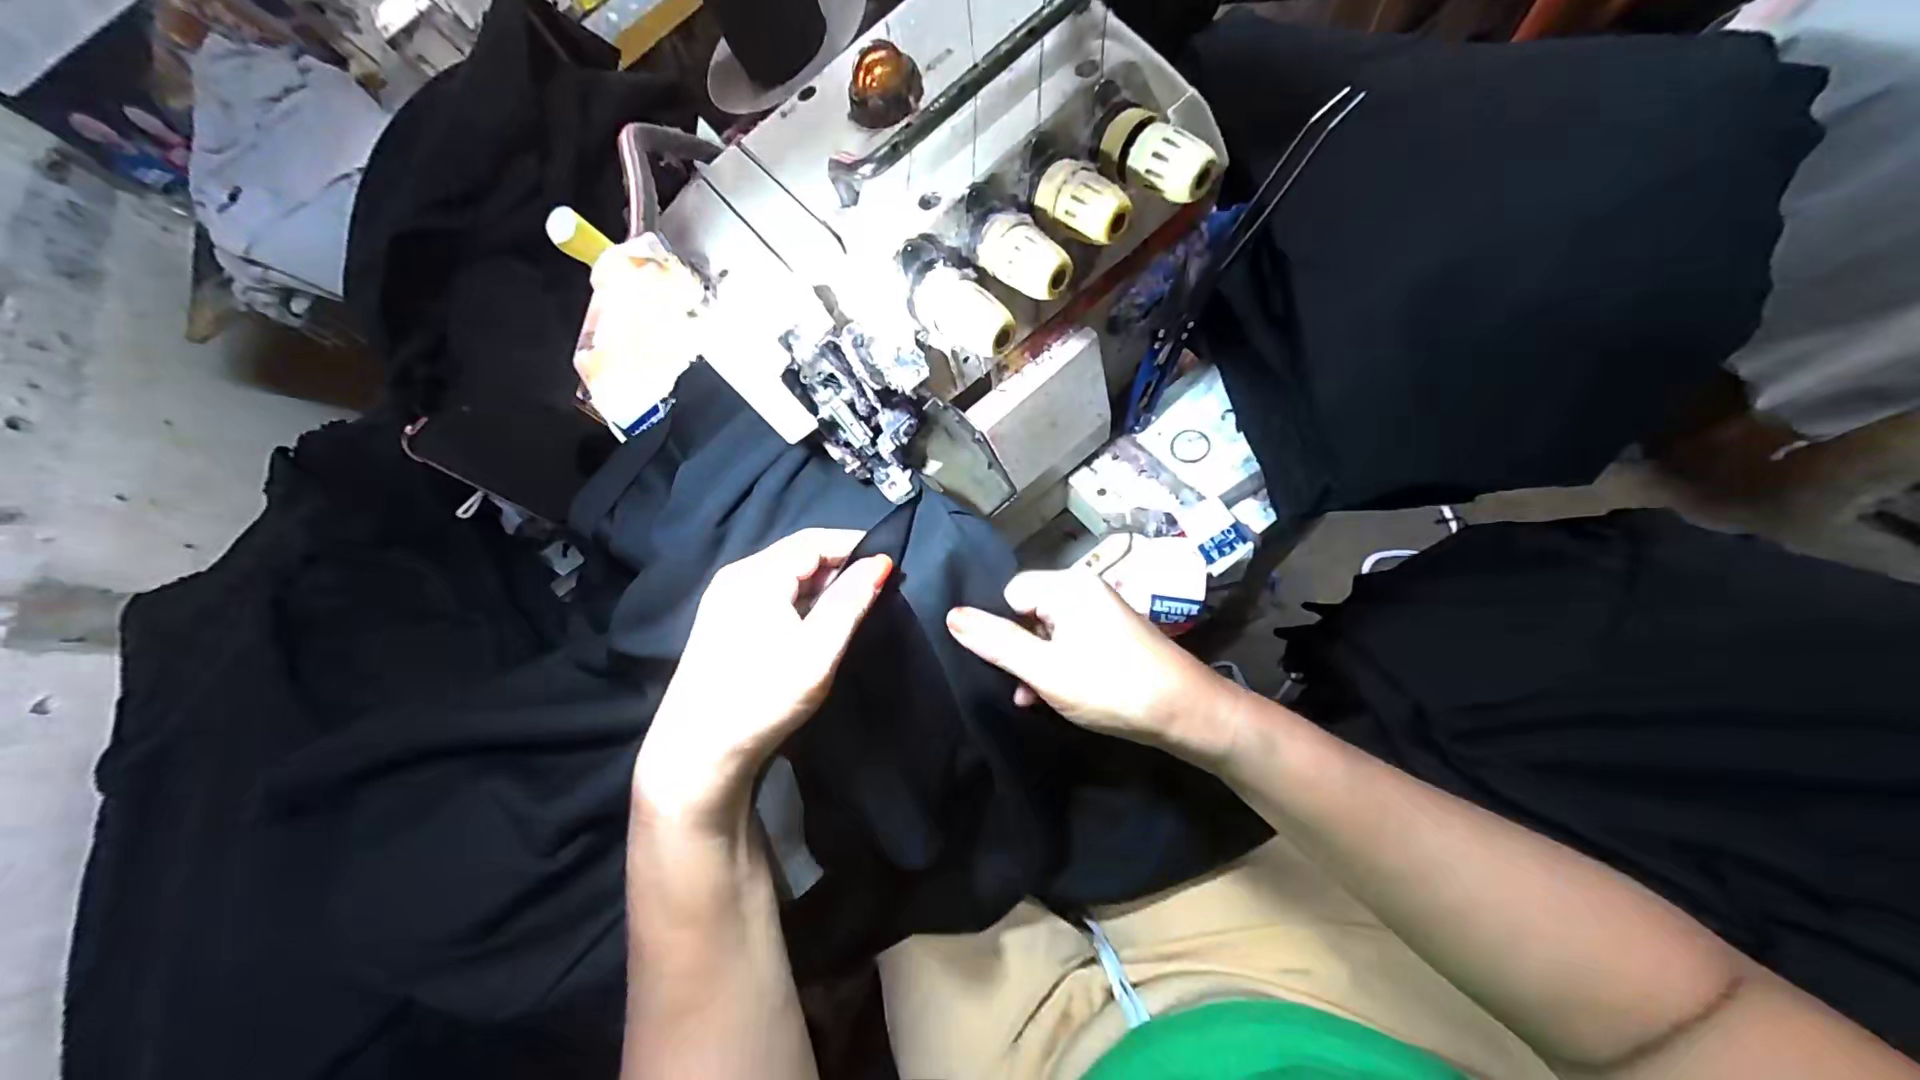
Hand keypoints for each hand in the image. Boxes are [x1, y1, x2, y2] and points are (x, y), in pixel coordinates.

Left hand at [632, 529, 891, 831]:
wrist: (699, 751)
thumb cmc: (764, 697)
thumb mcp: (819, 650)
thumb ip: (851, 601)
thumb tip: (879, 562)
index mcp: (756, 576)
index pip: (815, 541)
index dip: (854, 545)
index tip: (889, 563)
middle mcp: (736, 576)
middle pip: (797, 553)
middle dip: (840, 562)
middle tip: (876, 584)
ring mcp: (724, 598)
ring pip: (784, 573)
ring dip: (821, 582)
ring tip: (854, 602)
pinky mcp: (722, 620)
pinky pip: (770, 591)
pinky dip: (800, 596)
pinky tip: (817, 620)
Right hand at [945, 569, 1245, 766]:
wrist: (1187, 712)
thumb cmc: (1112, 688)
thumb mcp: (1045, 670)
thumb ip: (997, 642)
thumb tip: (952, 616)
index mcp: (1068, 586)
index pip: (1011, 594)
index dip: (1006, 630)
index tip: (1015, 664)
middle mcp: (1086, 589)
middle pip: (1029, 612)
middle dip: (1022, 651)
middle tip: (1028, 686)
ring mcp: (1103, 611)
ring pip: (1049, 632)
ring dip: (1039, 664)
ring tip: (1043, 698)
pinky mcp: (1115, 633)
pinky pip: (1072, 641)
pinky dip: (1062, 665)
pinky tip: (1061, 696)